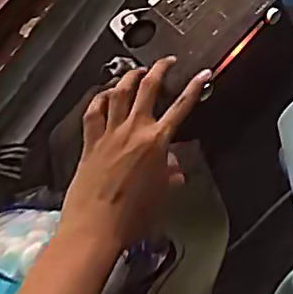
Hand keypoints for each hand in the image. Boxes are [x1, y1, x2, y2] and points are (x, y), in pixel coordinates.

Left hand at [59, 57, 208, 253]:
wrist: (93, 232)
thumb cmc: (132, 216)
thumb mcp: (162, 192)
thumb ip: (170, 173)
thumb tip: (173, 168)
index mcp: (157, 141)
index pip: (182, 105)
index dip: (195, 86)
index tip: (203, 73)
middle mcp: (134, 131)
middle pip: (148, 87)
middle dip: (159, 68)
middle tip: (166, 61)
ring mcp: (109, 135)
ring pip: (119, 93)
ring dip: (129, 77)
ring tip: (136, 71)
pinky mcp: (89, 145)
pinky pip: (93, 113)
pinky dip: (99, 99)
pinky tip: (104, 94)